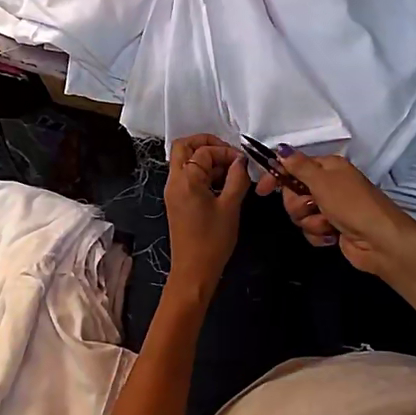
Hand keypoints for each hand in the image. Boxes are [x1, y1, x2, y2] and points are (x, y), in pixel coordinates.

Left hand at [164, 134, 250, 291]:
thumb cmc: (213, 240)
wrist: (194, 270)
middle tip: (229, 155)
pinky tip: (221, 184)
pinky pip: (186, 176)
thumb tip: (241, 160)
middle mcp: (174, 181)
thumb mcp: (231, 206)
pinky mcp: (176, 201)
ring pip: (183, 160)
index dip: (225, 151)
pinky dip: (202, 172)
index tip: (243, 162)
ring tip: (229, 172)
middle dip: (207, 144)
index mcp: (186, 179)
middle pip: (183, 146)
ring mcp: (172, 191)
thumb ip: (237, 178)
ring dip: (205, 159)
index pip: (204, 151)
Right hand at [255, 146, 415, 275]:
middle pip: (292, 193)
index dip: (276, 177)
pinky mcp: (331, 229)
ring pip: (300, 214)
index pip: (293, 167)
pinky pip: (310, 230)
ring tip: (328, 224)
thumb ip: (298, 166)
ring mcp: (330, 208)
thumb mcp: (323, 181)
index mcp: (328, 167)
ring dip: (311, 221)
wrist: (380, 241)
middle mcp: (328, 185)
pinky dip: (319, 234)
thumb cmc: (352, 205)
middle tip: (312, 207)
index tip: (261, 190)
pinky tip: (332, 236)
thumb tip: (280, 149)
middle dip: (298, 204)